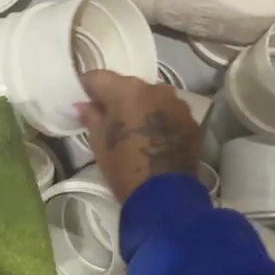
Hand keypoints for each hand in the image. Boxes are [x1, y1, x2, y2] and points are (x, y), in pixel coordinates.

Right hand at [77, 71, 201, 202]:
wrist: (165, 197)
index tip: (83, 101)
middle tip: (108, 119)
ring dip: (141, 108)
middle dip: (117, 99)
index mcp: (127, 90)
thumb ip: (91, 116)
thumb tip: (82, 105)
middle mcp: (155, 89)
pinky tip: (154, 139)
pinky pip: (169, 112)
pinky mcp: (192, 121)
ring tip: (135, 130)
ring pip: (151, 98)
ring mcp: (177, 104)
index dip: (87, 88)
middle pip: (128, 86)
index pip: (98, 77)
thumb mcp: (99, 143)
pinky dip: (160, 120)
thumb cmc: (125, 168)